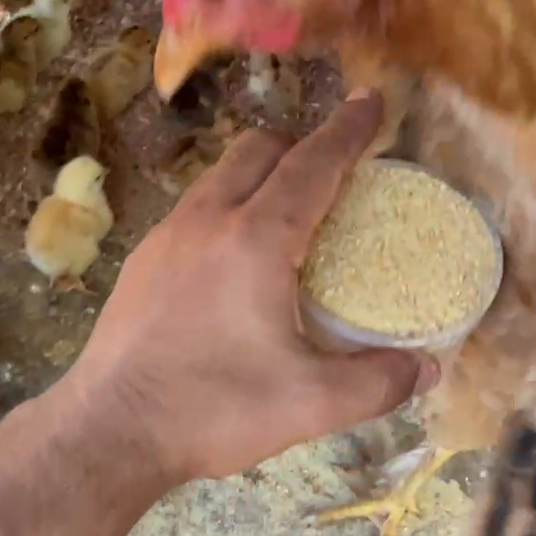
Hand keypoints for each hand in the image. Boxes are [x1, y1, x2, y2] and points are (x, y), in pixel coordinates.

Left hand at [63, 91, 435, 483]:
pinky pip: (191, 211)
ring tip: (283, 214)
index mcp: (255, 240)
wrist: (109, 431)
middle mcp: (206, 221)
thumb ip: (376, 384)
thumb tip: (426, 371)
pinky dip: (223, 210)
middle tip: (332, 174)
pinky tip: (229, 261)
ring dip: (258, 175)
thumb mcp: (308, 405)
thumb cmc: (211, 410)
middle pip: (259, 149)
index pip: (313, 164)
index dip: (349, 131)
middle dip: (302, 145)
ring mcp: (164, 238)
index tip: (372, 104)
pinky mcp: (139, 264)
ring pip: (218, 176)